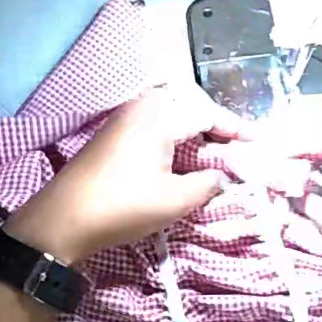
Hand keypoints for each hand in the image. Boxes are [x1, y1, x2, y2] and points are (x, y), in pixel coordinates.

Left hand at [5, 85, 247, 261]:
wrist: (63, 219)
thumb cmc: (123, 206)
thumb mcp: (175, 200)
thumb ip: (207, 184)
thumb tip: (221, 176)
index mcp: (159, 116)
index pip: (208, 113)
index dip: (236, 129)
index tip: (258, 142)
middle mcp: (141, 107)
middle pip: (188, 102)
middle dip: (215, 120)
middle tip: (234, 143)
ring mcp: (123, 118)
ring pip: (170, 109)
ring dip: (194, 125)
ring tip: (213, 148)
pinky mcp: (113, 133)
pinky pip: (154, 120)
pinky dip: (175, 131)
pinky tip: (181, 153)